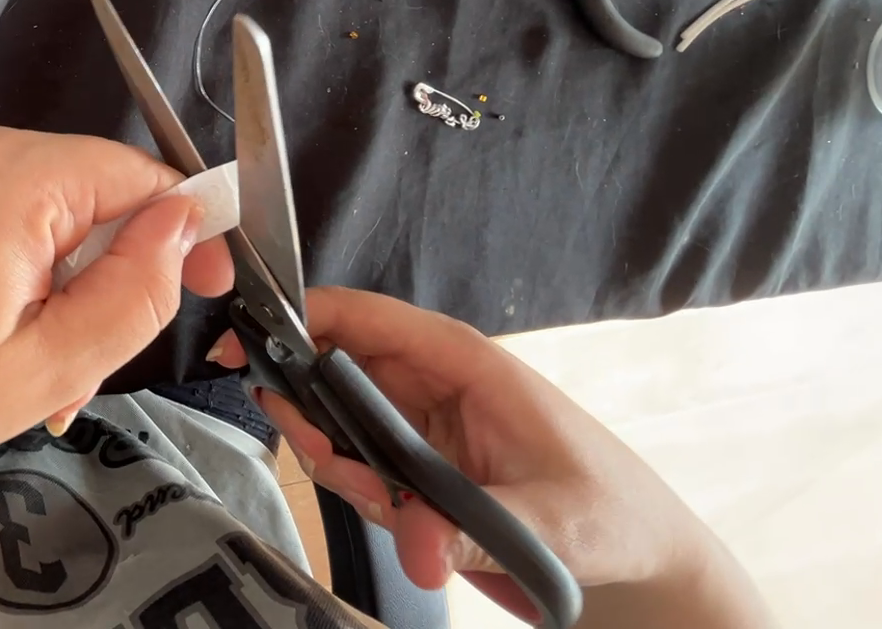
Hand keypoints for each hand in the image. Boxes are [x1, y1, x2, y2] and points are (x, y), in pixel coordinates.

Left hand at [0, 121, 233, 491]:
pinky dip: (5, 258)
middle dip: (102, 273)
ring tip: (24, 362)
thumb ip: (133, 292)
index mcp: (12, 177)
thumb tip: (181, 225)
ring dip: (53, 277)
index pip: (135, 172)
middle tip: (81, 366)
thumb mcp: (47, 366)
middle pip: (83, 191)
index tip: (207, 282)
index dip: (183, 224)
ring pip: (35, 204)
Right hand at [208, 287, 731, 621]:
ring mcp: (407, 415)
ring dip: (322, 447)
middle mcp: (420, 376)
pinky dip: (344, 477)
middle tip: (303, 441)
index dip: (292, 319)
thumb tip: (413, 547)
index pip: (355, 314)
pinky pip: (345, 450)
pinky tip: (386, 509)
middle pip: (324, 360)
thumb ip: (476, 532)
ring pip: (326, 409)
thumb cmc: (615, 520)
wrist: (639, 566)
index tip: (242, 344)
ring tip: (366, 493)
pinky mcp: (402, 452)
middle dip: (299, 399)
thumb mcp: (558, 526)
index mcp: (454, 357)